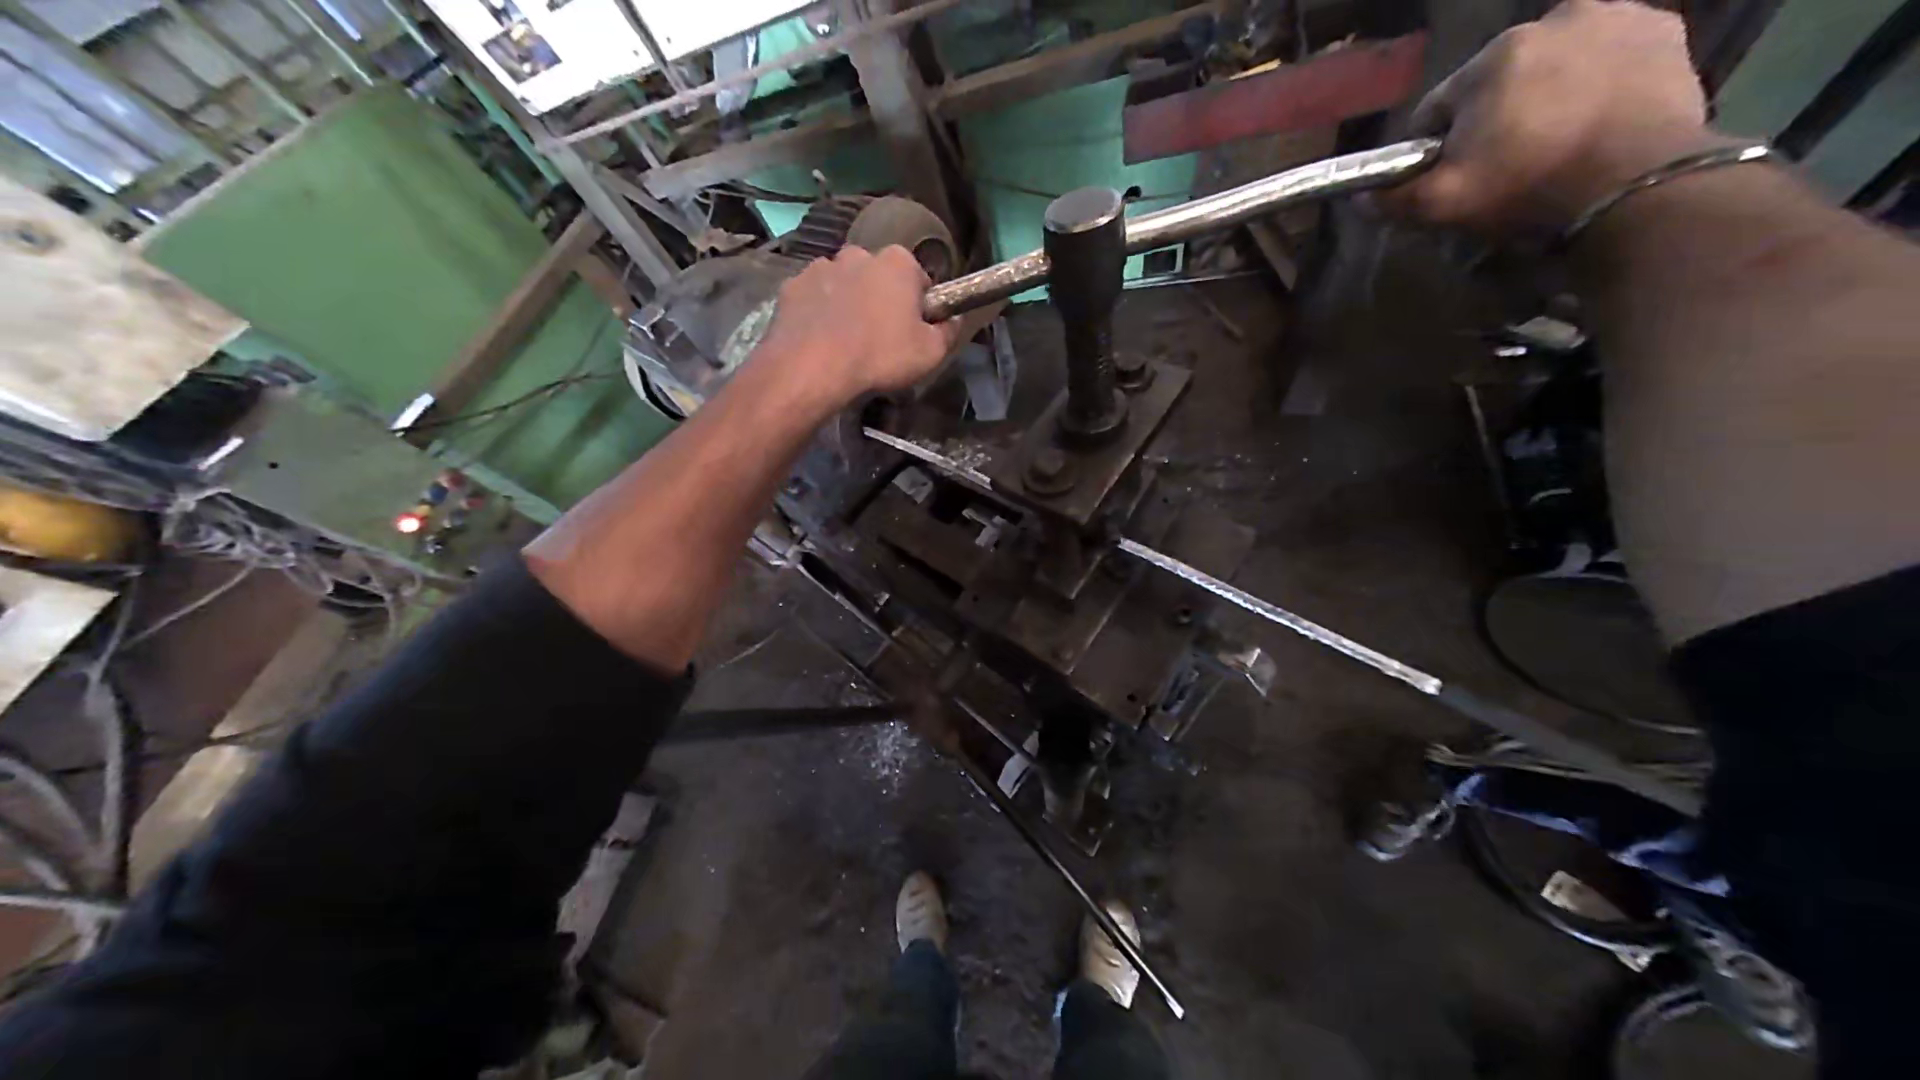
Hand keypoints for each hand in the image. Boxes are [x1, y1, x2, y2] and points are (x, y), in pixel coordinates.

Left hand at [752, 245, 960, 410]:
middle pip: (878, 277)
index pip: (918, 279)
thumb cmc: (881, 356)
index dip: (918, 306)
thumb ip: (948, 331)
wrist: (813, 367)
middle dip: (881, 299)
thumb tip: (954, 320)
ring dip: (848, 304)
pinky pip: (813, 298)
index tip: (913, 331)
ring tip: (846, 342)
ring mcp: (821, 267)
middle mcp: (858, 254)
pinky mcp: (791, 287)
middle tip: (880, 338)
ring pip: (843, 284)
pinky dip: (818, 313)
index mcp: (898, 262)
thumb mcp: (931, 353)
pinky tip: (820, 340)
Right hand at [1376, 0, 1736, 233]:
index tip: (1452, 175)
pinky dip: (1595, 84)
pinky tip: (1593, 120)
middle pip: (1498, 83)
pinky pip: (1606, 58)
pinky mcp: (1664, 31)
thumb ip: (1393, 199)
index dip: (1436, 147)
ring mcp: (1616, 18)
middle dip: (1494, 117)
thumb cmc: (1527, 187)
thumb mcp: (1442, 205)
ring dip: (1544, 96)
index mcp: (1494, 57)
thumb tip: (1361, 197)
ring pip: (1552, 67)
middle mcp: (1554, 19)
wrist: (1635, 184)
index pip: (1438, 108)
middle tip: (1506, 164)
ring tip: (1552, 143)